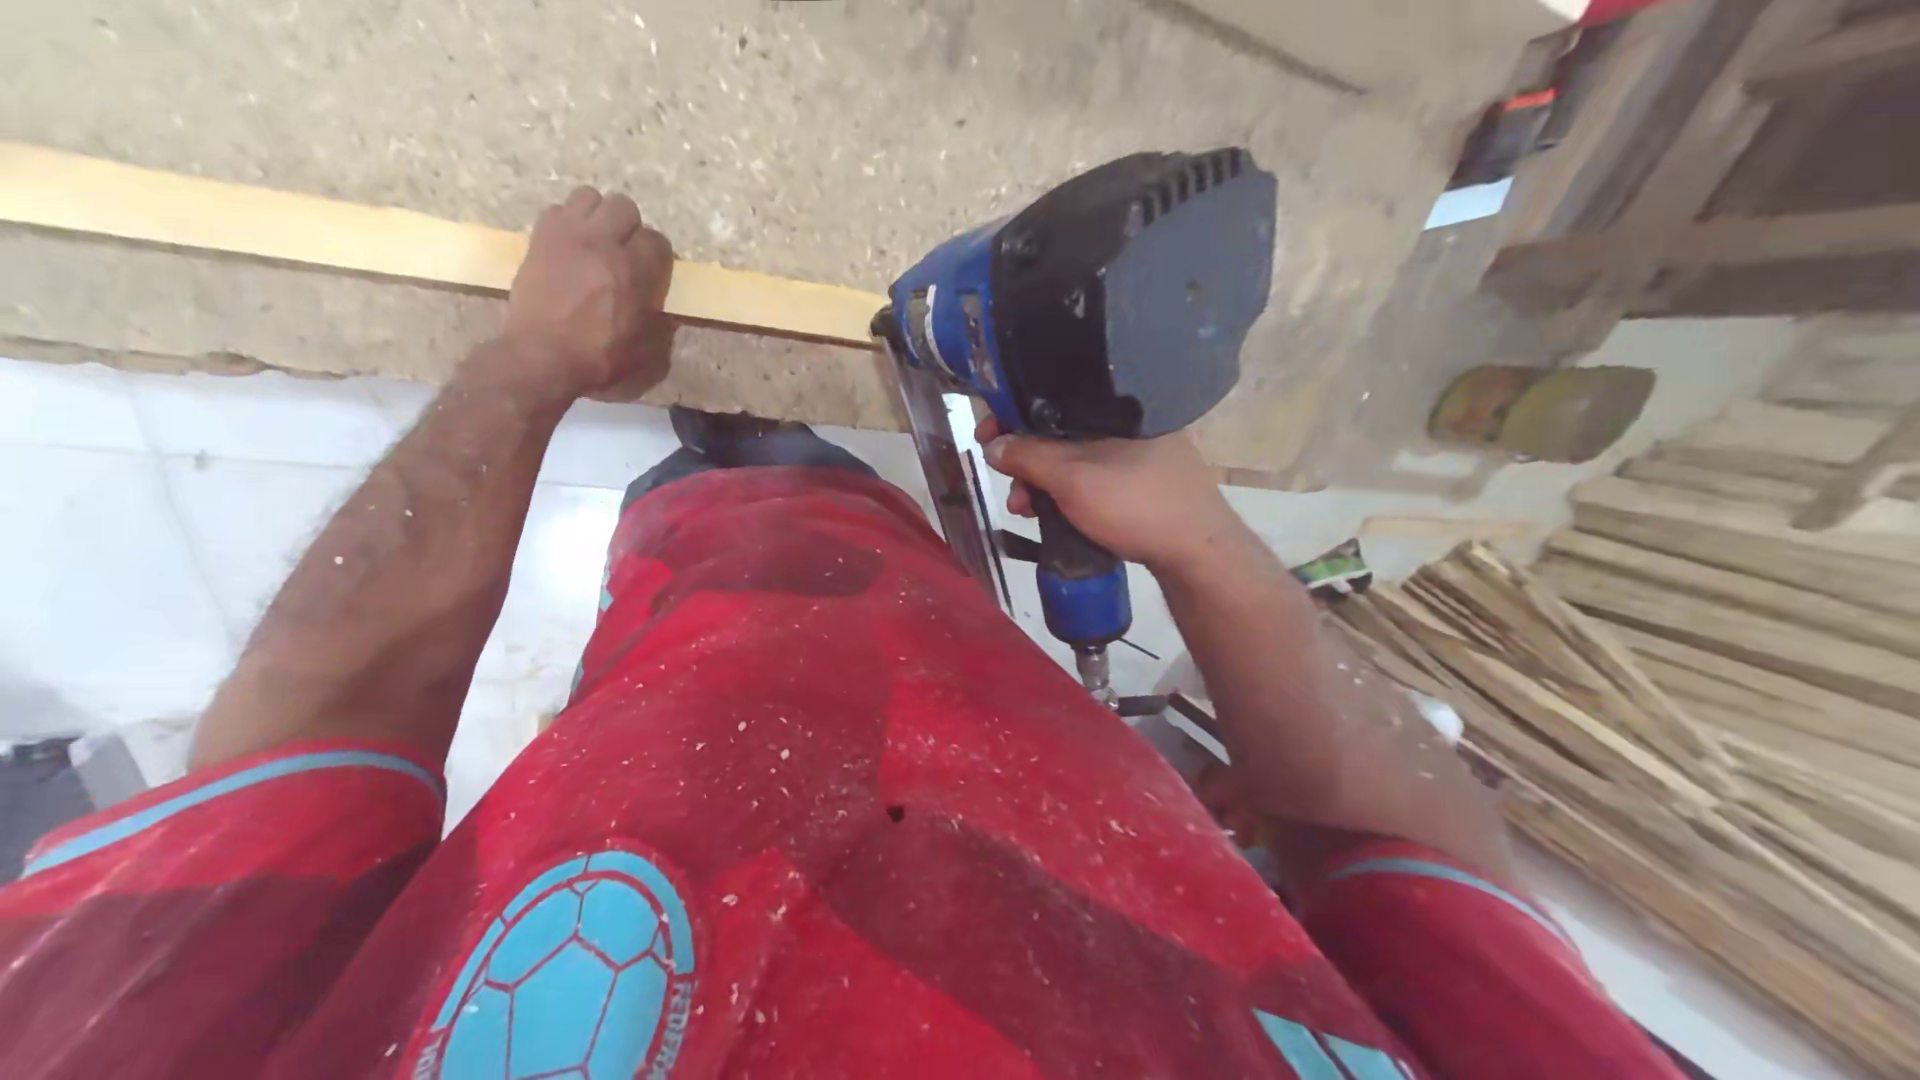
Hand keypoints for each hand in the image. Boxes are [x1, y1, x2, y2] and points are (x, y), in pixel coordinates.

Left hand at [499, 186, 675, 402]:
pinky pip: (557, 209)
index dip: (658, 256)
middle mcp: (602, 244)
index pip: (657, 240)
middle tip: (625, 252)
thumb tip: (663, 312)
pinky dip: (568, 222)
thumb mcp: (647, 352)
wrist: (541, 358)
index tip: (653, 272)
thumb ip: (660, 325)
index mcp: (633, 271)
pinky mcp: (539, 240)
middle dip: (629, 228)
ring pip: (589, 197)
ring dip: (598, 216)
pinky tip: (571, 246)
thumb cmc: (599, 359)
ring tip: (597, 241)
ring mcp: (567, 237)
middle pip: (624, 206)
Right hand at [977, 415, 1246, 572]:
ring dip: (1039, 484)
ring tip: (1024, 510)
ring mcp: (1133, 455)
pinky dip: (1064, 495)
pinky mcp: (1136, 484)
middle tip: (1010, 488)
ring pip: (1071, 461)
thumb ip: (1029, 457)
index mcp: (1112, 407)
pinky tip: (1048, 516)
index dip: (1011, 415)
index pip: (1050, 398)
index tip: (985, 437)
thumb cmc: (1134, 504)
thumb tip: (993, 445)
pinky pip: (1088, 480)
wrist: (1197, 553)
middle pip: (1056, 433)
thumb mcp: (1073, 480)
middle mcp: (1123, 424)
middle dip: (1023, 462)